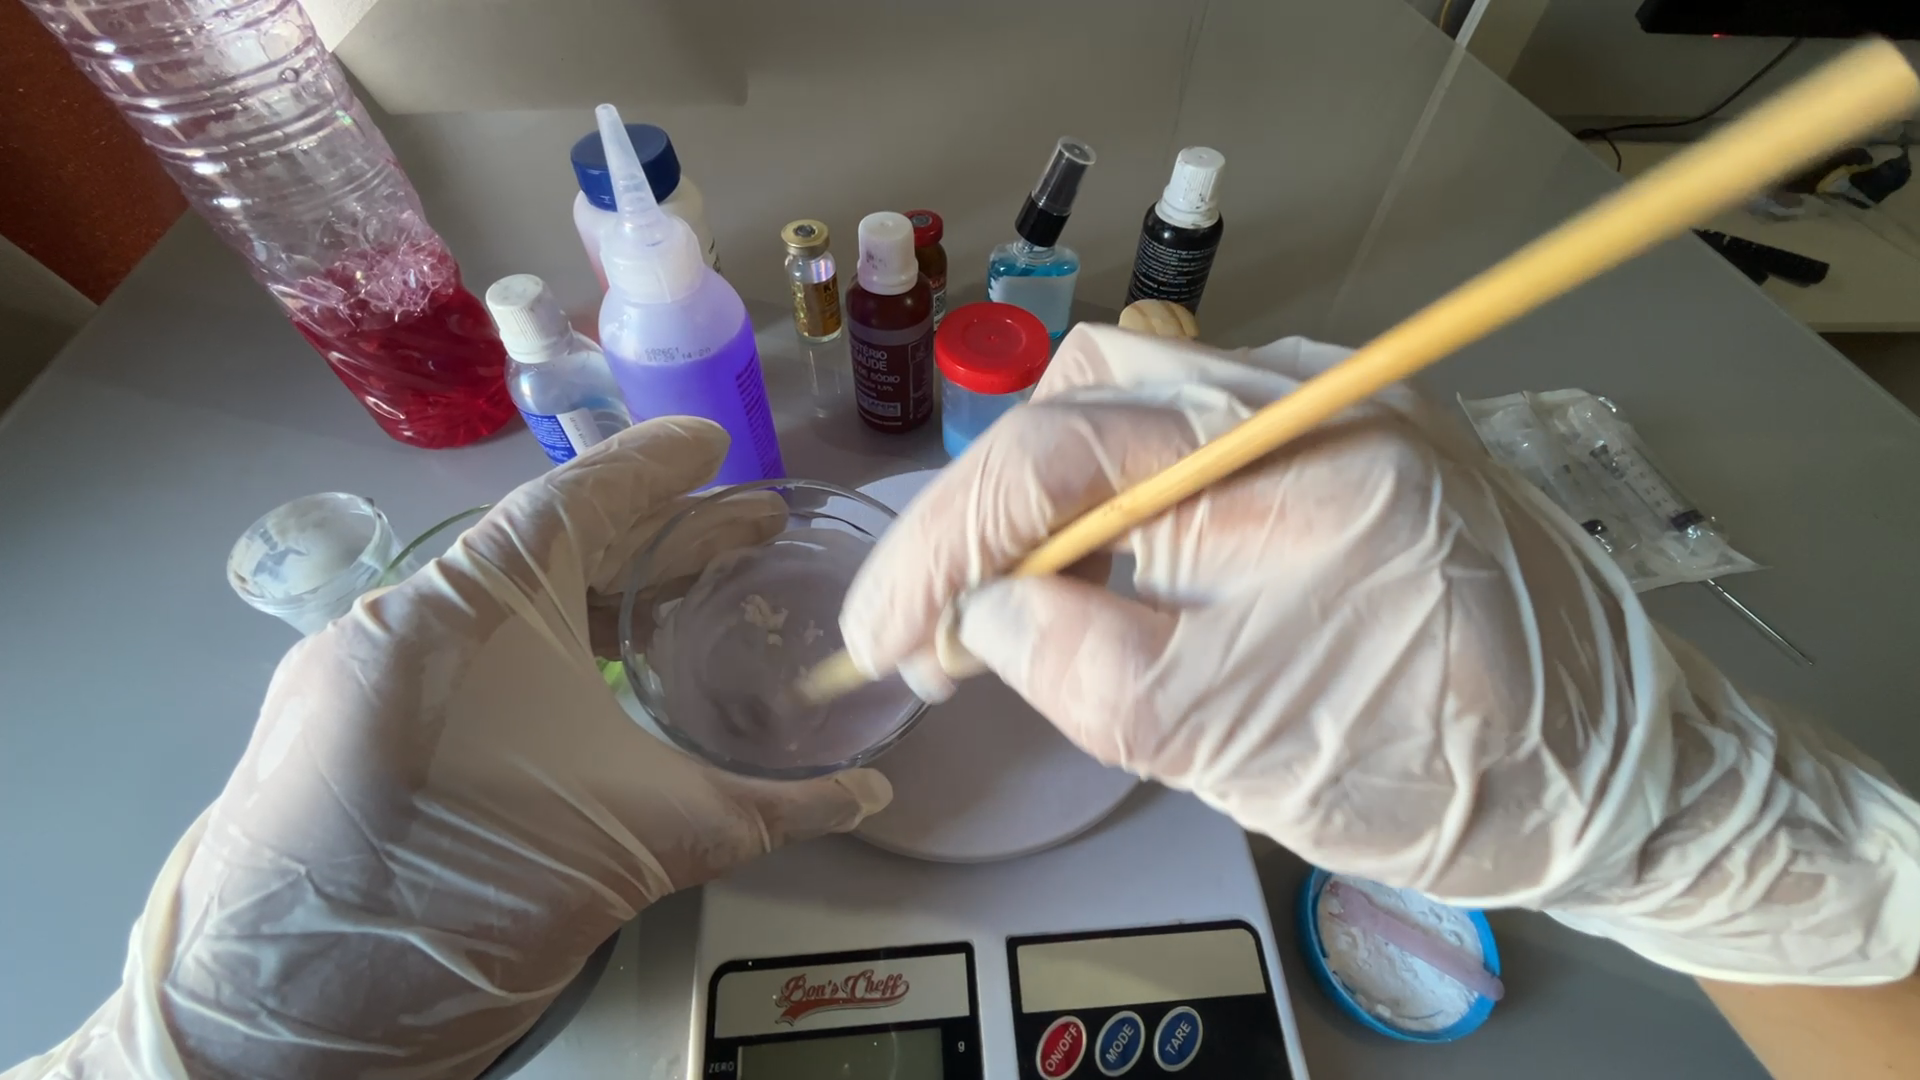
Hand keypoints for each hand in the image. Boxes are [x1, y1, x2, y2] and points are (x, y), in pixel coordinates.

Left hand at [11, 420, 889, 1079]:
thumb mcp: (648, 841)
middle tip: (751, 523)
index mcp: (471, 612)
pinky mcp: (362, 713)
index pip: (576, 499)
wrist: (285, 1044)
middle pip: (560, 540)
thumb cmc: (475, 903)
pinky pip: (483, 636)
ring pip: (520, 591)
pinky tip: (616, 654)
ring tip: (701, 580)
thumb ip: (775, 808)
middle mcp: (415, 617)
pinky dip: (563, 627)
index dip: (652, 462)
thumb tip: (872, 793)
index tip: (715, 442)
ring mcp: (377, 663)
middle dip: (665, 527)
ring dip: (614, 580)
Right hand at [842, 324, 1917, 985]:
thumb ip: (1076, 664)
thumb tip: (981, 608)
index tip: (880, 635)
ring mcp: (1308, 399)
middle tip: (938, 624)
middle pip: (1070, 408)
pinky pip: (1166, 428)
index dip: (938, 547)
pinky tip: (1099, 556)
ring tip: (1014, 588)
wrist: (1611, 765)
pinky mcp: (1315, 431)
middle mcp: (1292, 392)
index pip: (1052, 464)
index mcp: (1282, 461)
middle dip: (976, 521)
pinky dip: (1098, 490)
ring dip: (1035, 497)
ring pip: (1110, 402)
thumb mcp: (1223, 740)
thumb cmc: (1432, 768)